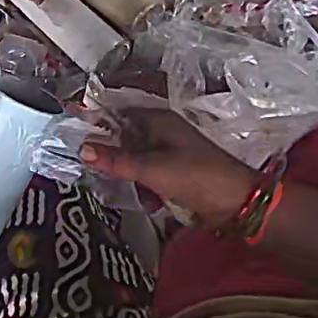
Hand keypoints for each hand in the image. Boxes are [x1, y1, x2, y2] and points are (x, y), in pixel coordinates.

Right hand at [80, 109, 257, 224]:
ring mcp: (171, 151)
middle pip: (124, 139)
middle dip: (115, 160)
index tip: (77, 137)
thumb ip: (115, 159)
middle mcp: (163, 130)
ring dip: (133, 179)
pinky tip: (153, 203)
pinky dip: (148, 188)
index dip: (96, 123)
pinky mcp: (178, 171)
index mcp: (158, 120)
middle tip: (105, 176)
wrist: (240, 204)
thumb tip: (81, 148)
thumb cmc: (195, 177)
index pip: (117, 113)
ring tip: (142, 197)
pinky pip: (150, 174)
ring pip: (136, 160)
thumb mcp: (150, 169)